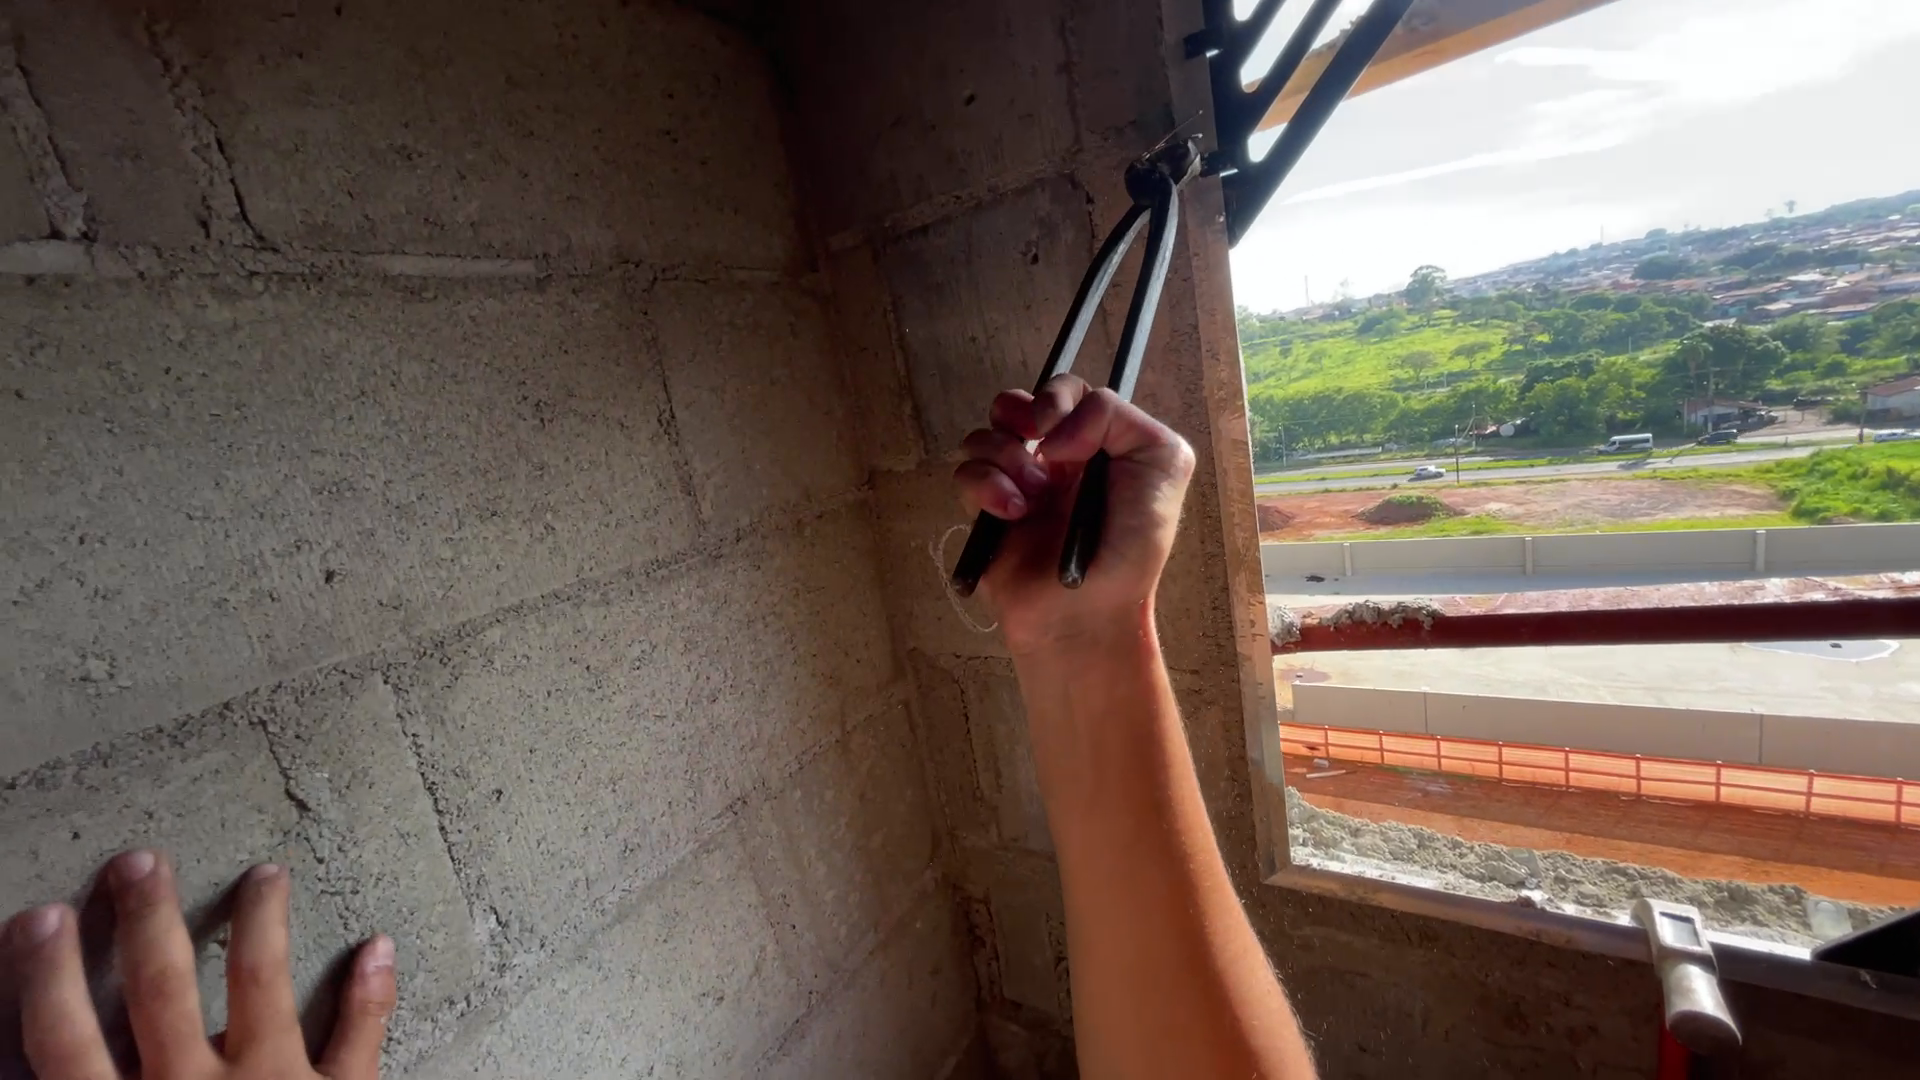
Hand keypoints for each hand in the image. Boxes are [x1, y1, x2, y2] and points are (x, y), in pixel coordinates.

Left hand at [3, 850, 395, 1079]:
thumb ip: (364, 1023)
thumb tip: (379, 946)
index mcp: (257, 1068)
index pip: (260, 970)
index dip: (263, 915)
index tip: (264, 872)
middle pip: (159, 988)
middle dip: (147, 920)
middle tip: (135, 864)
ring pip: (66, 1041)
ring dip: (49, 977)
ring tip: (36, 920)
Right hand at [954, 374, 1194, 654]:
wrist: (1086, 614)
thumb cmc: (1131, 548)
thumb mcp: (1162, 463)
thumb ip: (1117, 417)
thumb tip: (1049, 432)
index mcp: (1096, 443)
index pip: (1066, 391)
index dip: (1058, 400)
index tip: (1063, 437)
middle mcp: (1053, 459)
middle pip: (1016, 403)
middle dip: (1022, 415)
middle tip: (1041, 454)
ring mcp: (1015, 484)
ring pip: (984, 435)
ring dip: (1005, 459)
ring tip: (1029, 500)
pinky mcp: (985, 511)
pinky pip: (966, 473)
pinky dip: (985, 487)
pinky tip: (1011, 514)